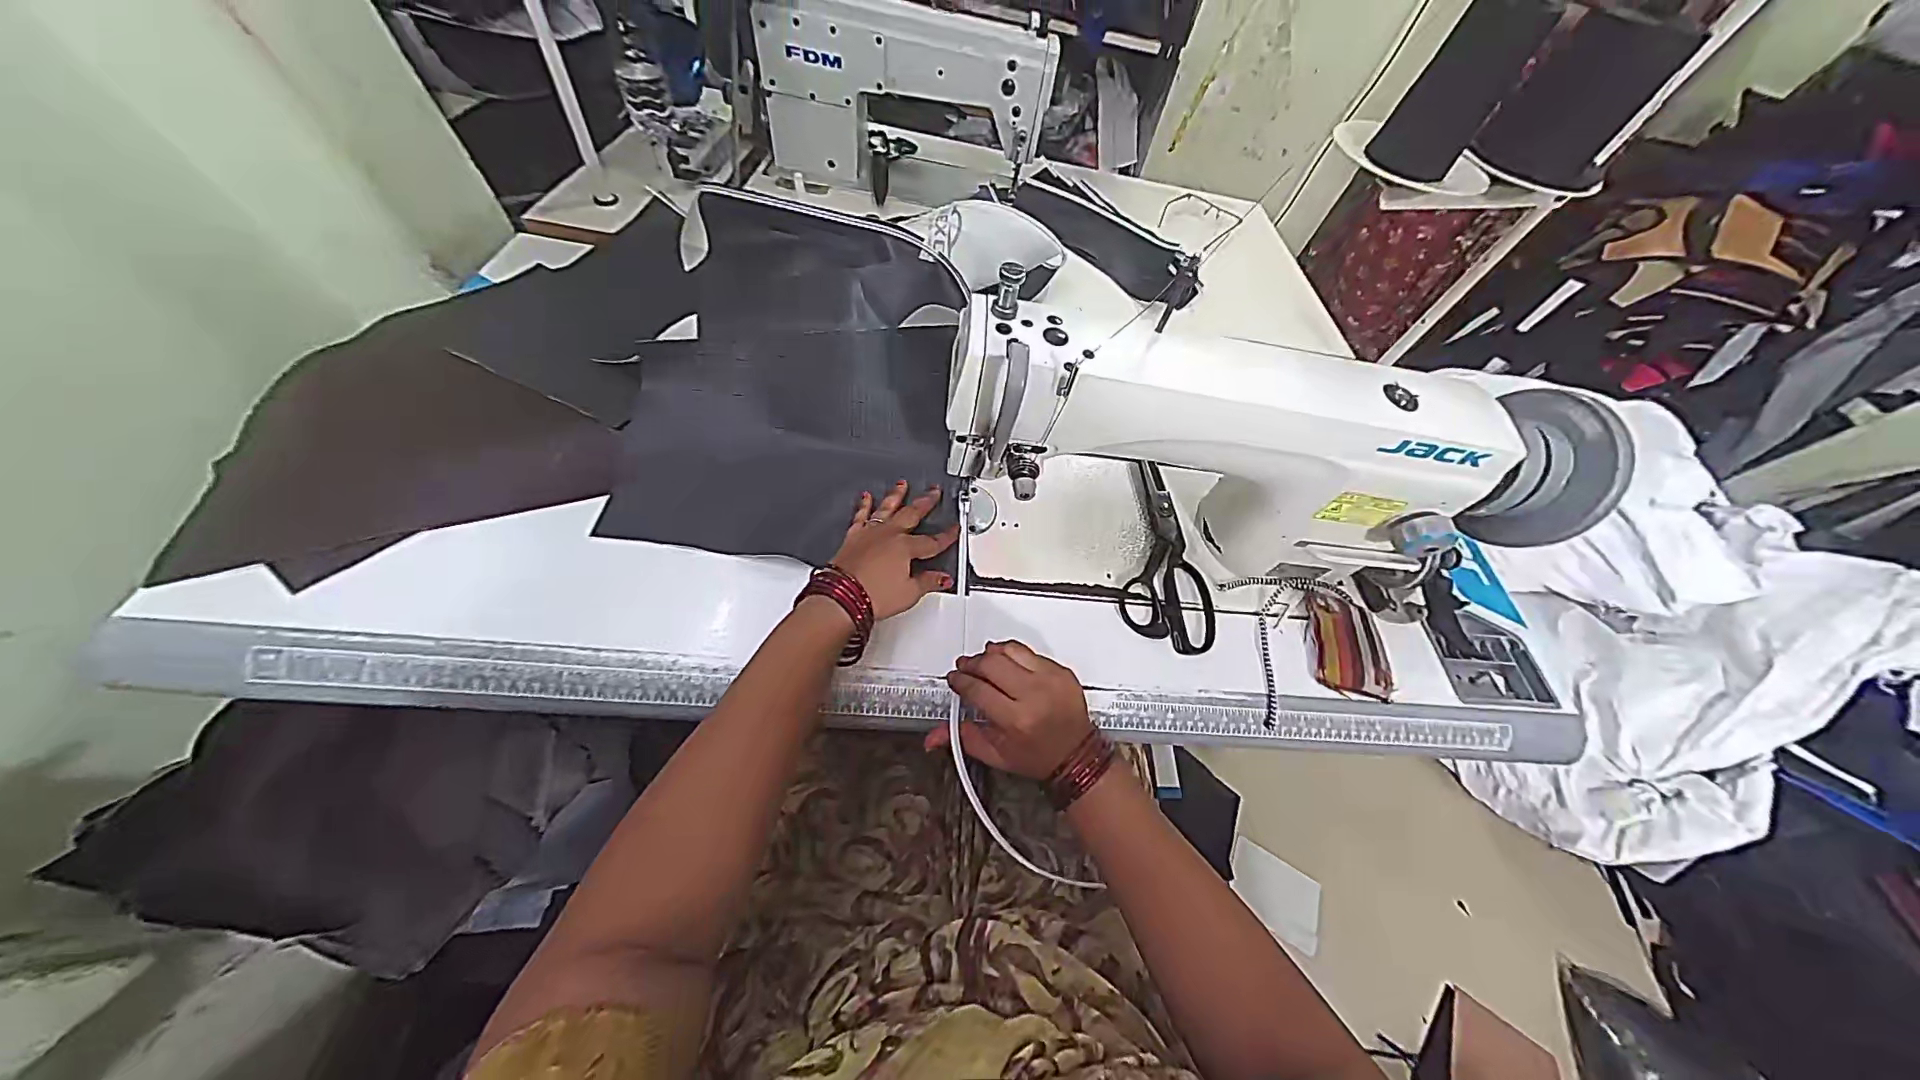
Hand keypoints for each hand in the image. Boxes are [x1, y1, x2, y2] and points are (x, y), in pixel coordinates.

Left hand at [830, 481, 958, 620]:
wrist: (842, 597)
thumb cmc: (872, 595)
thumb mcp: (909, 593)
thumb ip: (928, 582)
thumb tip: (941, 578)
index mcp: (906, 547)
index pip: (932, 541)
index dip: (946, 536)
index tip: (954, 530)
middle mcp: (888, 535)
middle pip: (912, 514)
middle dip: (926, 502)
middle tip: (934, 492)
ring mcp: (870, 534)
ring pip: (887, 508)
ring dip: (896, 496)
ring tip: (902, 485)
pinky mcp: (853, 537)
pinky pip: (861, 515)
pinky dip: (864, 505)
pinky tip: (866, 497)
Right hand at [928, 641, 1094, 779]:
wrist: (1076, 756)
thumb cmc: (1039, 757)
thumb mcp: (996, 755)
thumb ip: (962, 740)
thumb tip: (934, 736)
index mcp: (1016, 720)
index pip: (977, 689)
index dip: (960, 681)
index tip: (955, 679)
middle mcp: (1034, 696)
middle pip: (990, 664)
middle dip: (972, 664)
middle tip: (965, 668)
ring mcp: (1050, 681)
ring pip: (1010, 651)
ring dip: (991, 653)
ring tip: (984, 660)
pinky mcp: (1061, 672)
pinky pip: (1031, 653)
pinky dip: (1015, 655)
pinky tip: (1008, 662)